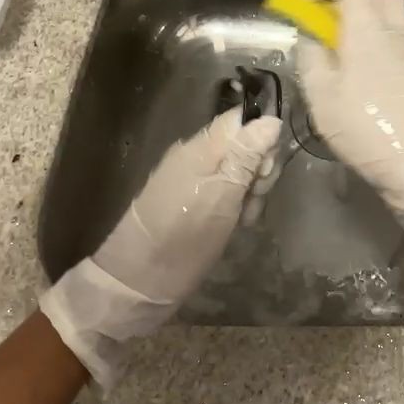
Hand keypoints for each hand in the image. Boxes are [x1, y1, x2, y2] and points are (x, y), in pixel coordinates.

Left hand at [39, 109, 280, 389]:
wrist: (132, 284)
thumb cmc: (184, 240)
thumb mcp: (224, 197)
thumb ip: (247, 156)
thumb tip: (271, 120)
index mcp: (202, 147)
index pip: (243, 119)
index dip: (264, 138)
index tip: (266, 170)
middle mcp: (193, 154)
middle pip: (242, 143)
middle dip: (258, 168)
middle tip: (255, 199)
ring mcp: (187, 176)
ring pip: (234, 167)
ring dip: (248, 189)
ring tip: (244, 218)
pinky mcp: (184, 198)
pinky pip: (219, 185)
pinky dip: (232, 201)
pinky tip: (233, 223)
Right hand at [296, 0, 403, 276]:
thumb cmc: (364, 127)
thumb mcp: (321, 97)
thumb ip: (312, 57)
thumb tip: (310, 36)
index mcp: (368, 27)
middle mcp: (398, 26)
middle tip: (330, 23)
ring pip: (399, 12)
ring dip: (377, 17)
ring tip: (356, 44)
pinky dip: (395, 36)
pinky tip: (383, 62)